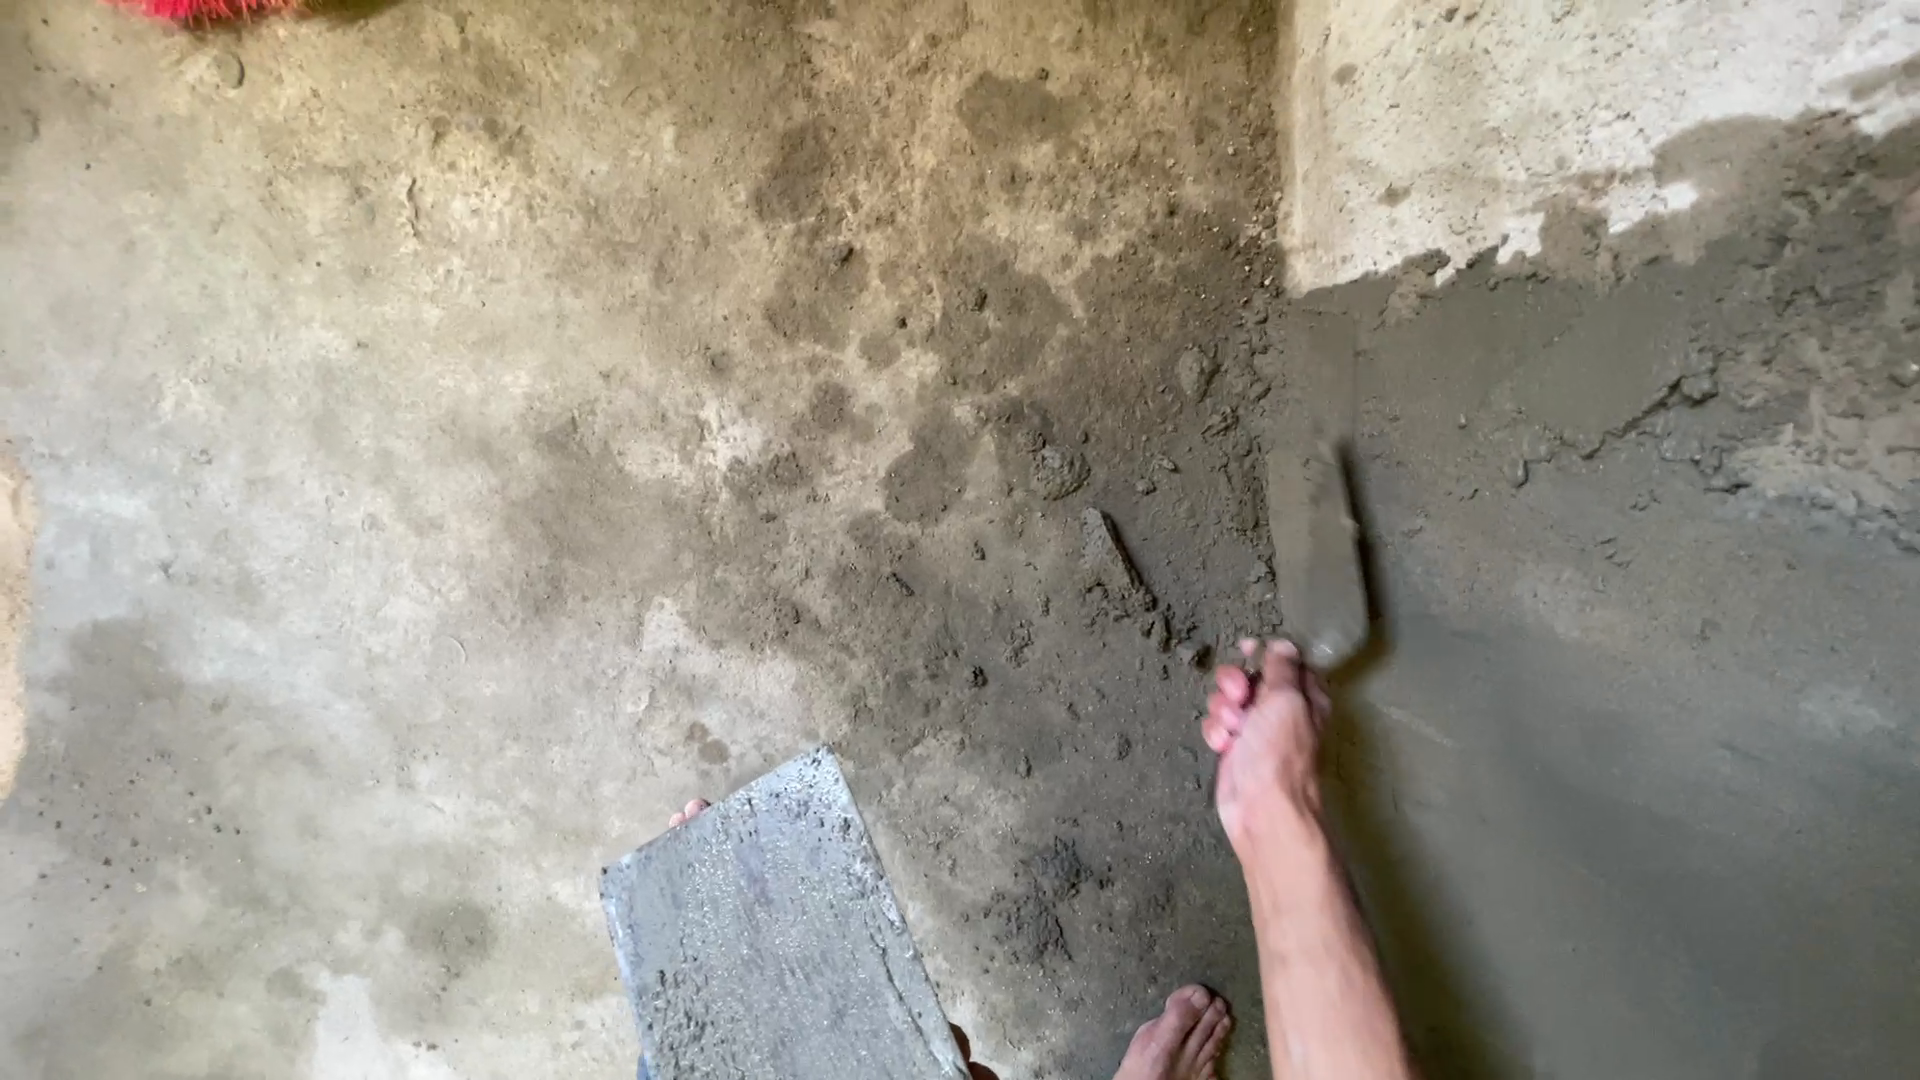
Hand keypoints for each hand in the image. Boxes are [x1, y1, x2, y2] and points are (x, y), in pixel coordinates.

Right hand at [1203, 638, 1330, 854]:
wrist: (1262, 808)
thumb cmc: (1280, 753)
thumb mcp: (1286, 700)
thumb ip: (1282, 668)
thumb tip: (1283, 643)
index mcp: (1303, 697)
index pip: (1283, 661)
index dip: (1264, 652)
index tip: (1246, 648)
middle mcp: (1279, 711)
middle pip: (1247, 677)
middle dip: (1234, 683)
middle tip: (1238, 696)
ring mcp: (1254, 730)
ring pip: (1226, 700)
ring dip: (1223, 710)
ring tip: (1233, 730)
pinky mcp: (1232, 748)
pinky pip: (1215, 725)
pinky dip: (1216, 732)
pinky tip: (1223, 747)